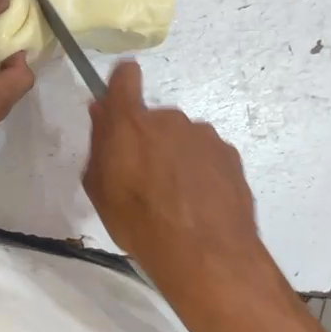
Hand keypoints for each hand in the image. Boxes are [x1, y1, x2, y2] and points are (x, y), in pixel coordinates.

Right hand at [84, 61, 271, 284]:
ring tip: (173, 198)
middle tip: (142, 178)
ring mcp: (205, 136)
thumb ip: (99, 144)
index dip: (121, 83)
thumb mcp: (99, 188)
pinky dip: (199, 171)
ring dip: (175, 156)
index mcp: (130, 123)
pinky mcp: (230, 155)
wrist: (204, 253)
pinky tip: (197, 203)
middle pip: (153, 119)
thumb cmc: (138, 222)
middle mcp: (170, 119)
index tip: (119, 98)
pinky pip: (206, 156)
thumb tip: (102, 113)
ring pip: (182, 138)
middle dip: (146, 140)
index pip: (124, 78)